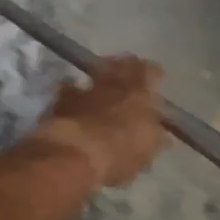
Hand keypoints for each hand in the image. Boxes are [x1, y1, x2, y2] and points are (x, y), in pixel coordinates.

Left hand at [34, 56, 165, 186]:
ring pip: (96, 74)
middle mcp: (113, 81)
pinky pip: (70, 89)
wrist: (73, 154)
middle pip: (122, 64)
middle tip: (129, 76)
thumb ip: (154, 134)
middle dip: (126, 68)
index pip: (151, 71)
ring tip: (103, 85)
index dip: (154, 74)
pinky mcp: (61, 99)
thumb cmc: (119, 151)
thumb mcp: (147, 148)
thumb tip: (157, 130)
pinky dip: (74, 93)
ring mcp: (85, 88)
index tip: (156, 79)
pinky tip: (75, 99)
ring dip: (101, 78)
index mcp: (140, 91)